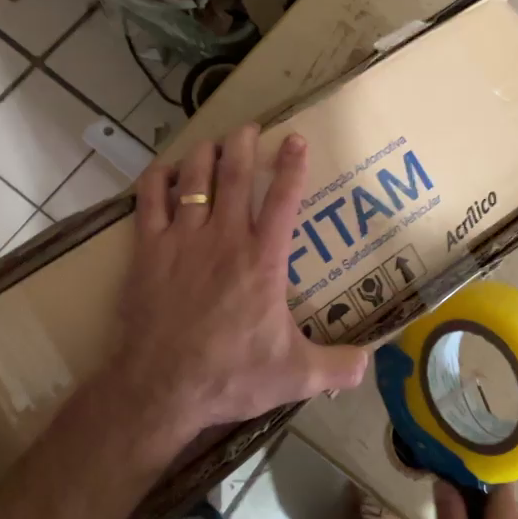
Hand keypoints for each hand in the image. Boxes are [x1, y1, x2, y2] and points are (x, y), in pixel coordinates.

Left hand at [106, 125, 369, 442]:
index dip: (293, 165)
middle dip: (244, 144)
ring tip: (213, 143)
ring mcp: (182, 240)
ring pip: (194, 178)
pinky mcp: (148, 250)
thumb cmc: (230, 375)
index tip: (296, 139)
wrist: (160, 389)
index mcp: (263, 259)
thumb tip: (369, 364)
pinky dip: (158, 178)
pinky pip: (150, 199)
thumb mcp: (293, 376)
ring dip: (205, 154)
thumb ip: (335, 366)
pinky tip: (166, 170)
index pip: (284, 198)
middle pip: (236, 174)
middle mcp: (225, 238)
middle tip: (250, 129)